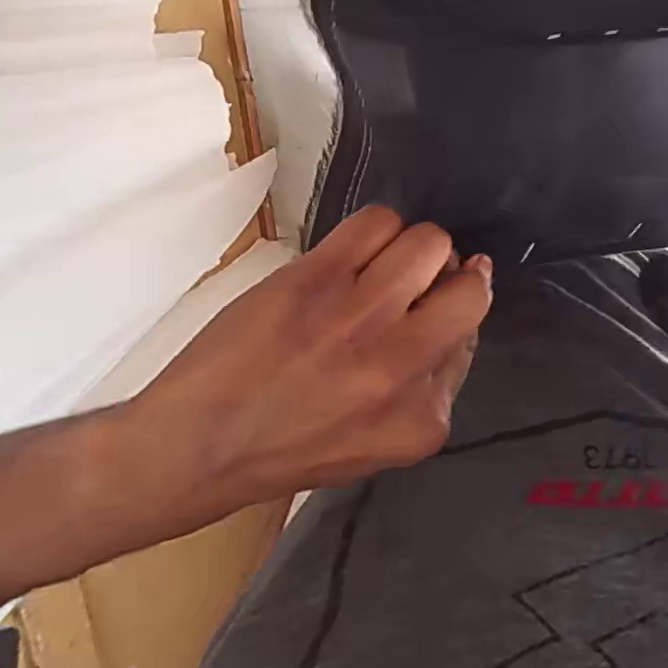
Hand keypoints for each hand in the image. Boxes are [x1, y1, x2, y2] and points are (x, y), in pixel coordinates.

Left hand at [112, 207, 492, 524]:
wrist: (196, 446)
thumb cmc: (288, 446)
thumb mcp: (381, 442)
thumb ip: (430, 384)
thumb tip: (454, 301)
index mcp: (423, 418)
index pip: (472, 334)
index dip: (450, 313)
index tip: (428, 308)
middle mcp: (401, 365)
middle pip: (469, 286)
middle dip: (451, 276)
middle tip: (413, 285)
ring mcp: (360, 317)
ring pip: (429, 242)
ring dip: (413, 247)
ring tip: (378, 266)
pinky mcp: (318, 278)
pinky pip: (379, 220)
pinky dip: (377, 227)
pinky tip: (352, 253)